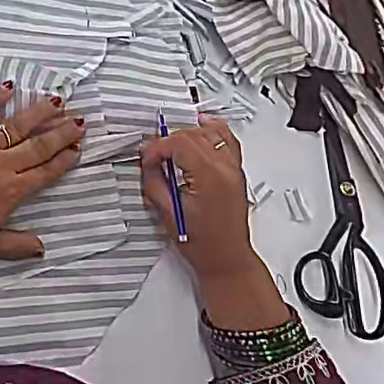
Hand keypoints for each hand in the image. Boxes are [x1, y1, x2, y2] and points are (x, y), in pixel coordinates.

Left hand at [0, 82, 82, 295]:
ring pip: (16, 126)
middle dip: (61, 134)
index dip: (63, 161)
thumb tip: (41, 249)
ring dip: (38, 114)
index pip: (45, 173)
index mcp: (12, 192)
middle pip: (38, 146)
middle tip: (79, 122)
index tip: (78, 149)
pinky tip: (8, 85)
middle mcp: (2, 165)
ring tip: (56, 101)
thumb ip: (16, 245)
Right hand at [141, 119, 286, 331]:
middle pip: (192, 135)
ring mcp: (234, 168)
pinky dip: (214, 130)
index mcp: (209, 175)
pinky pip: (227, 140)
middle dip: (169, 142)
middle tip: (154, 158)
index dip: (158, 148)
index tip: (148, 161)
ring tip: (171, 148)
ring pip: (209, 133)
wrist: (226, 259)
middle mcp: (225, 167)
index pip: (179, 143)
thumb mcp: (168, 213)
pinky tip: (204, 124)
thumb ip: (155, 182)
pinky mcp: (236, 172)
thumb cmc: (202, 244)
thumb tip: (148, 164)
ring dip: (187, 135)